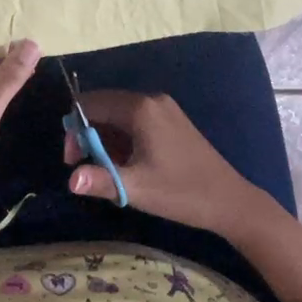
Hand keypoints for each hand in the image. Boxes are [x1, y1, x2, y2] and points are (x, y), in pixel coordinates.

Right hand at [63, 90, 281, 238]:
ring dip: (103, 139)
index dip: (73, 130)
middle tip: (85, 167)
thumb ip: (100, 180)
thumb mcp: (136, 188)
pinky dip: (121, 139)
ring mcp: (163, 109)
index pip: (89, 104)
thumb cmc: (181, 192)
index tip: (73, 161)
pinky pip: (133, 121)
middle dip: (86, 135)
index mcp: (140, 109)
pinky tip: (125, 164)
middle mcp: (150, 100)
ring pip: (116, 115)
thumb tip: (71, 181)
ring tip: (107, 170)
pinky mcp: (170, 120)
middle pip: (102, 107)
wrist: (230, 201)